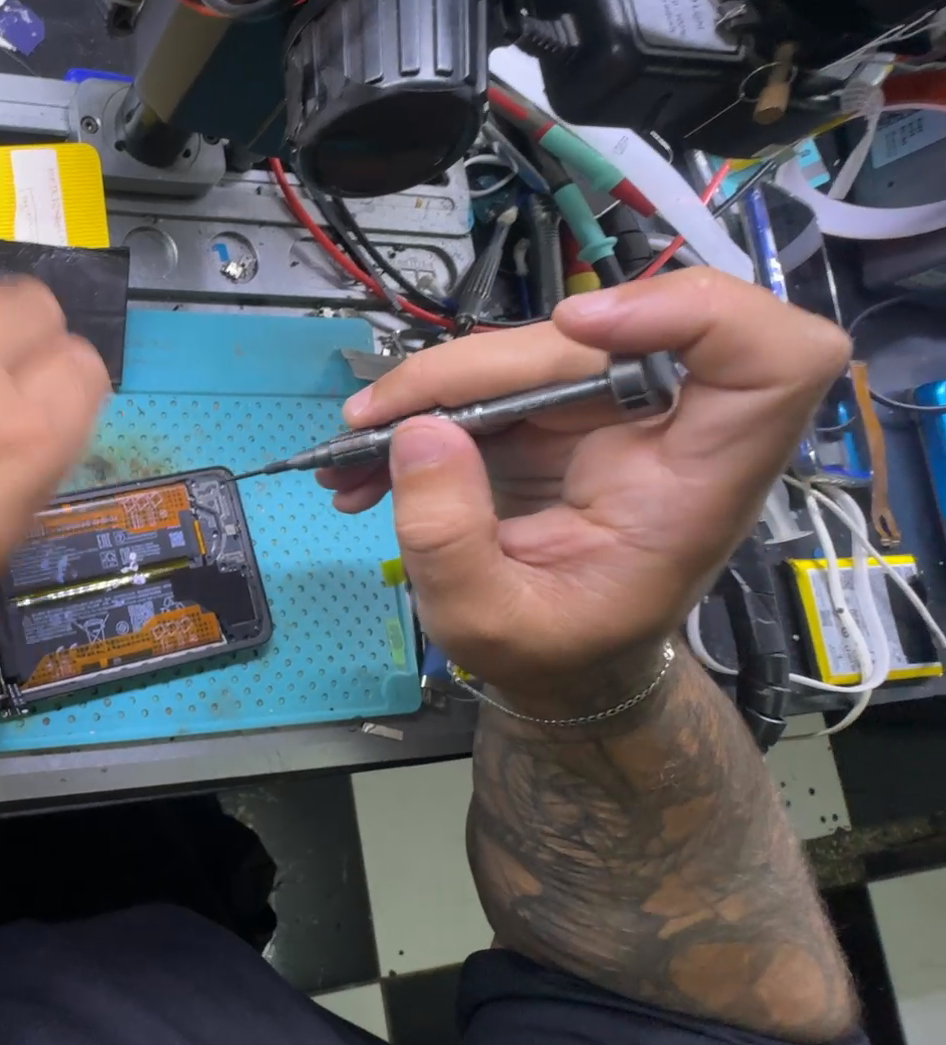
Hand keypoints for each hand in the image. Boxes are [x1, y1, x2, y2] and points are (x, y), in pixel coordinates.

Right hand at [320, 269, 849, 712]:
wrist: (557, 663)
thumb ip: (446, 536)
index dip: (688, 313)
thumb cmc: (547, 651)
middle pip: (585, 348)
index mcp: (688, 485)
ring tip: (346, 459)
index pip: (766, 359)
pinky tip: (361, 465)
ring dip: (419, 398)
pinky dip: (412, 421)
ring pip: (517, 362)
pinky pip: (477, 395)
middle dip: (465, 372)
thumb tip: (415, 430)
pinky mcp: (545, 426)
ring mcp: (597, 424)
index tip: (574, 324)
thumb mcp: (481, 618)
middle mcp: (656, 435)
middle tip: (367, 421)